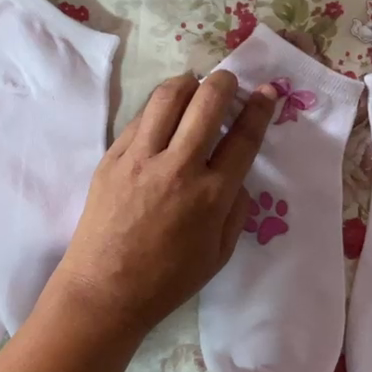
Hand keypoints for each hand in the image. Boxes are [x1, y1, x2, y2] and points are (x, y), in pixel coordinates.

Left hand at [44, 72, 278, 338]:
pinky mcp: (112, 157)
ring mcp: (141, 158)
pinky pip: (140, 118)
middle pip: (206, 102)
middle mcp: (178, 168)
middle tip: (227, 81)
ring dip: (187, 83)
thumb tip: (237, 174)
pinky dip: (158, 108)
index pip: (243, 137)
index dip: (259, 108)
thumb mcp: (219, 254)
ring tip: (194, 87)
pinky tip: (164, 115)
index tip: (266, 91)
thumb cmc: (167, 280)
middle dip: (223, 83)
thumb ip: (236, 209)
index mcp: (212, 195)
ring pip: (167, 97)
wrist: (105, 290)